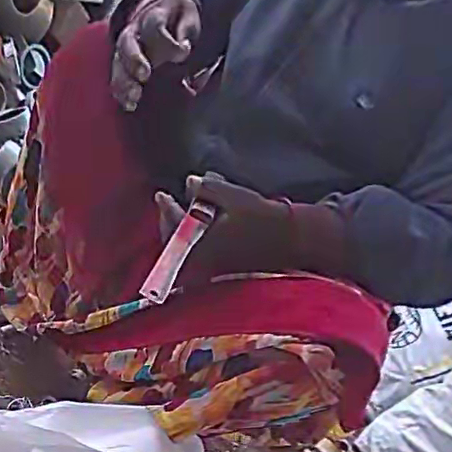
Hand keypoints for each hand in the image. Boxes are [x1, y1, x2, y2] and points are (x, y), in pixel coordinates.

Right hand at [112, 0, 200, 111]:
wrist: (159, 20)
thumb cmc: (175, 21)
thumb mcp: (187, 17)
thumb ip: (186, 30)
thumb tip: (184, 47)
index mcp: (151, 17)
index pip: (155, 28)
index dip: (169, 43)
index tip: (184, 53)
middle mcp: (132, 33)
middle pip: (127, 45)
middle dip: (135, 61)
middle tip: (144, 76)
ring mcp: (123, 51)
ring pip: (118, 65)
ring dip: (125, 83)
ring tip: (134, 98)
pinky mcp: (120, 68)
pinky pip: (115, 80)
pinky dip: (121, 94)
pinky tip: (130, 105)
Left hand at [154, 173, 297, 285]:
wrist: (290, 240)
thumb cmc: (261, 217)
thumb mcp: (232, 196)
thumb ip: (206, 189)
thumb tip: (189, 183)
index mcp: (200, 246)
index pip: (173, 229)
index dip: (166, 210)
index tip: (161, 195)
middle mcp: (201, 261)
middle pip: (175, 242)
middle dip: (170, 220)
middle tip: (166, 202)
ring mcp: (210, 267)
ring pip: (185, 247)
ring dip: (181, 227)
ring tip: (180, 209)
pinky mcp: (220, 268)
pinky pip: (197, 251)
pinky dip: (193, 235)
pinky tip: (198, 221)